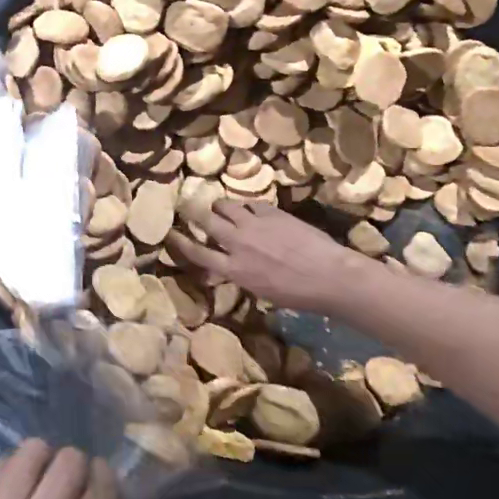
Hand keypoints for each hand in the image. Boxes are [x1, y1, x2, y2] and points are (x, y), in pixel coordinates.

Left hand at [0, 440, 118, 498]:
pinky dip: (8, 470)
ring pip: (32, 451)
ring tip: (35, 478)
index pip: (101, 498)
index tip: (102, 482)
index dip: (108, 481)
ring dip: (42, 459)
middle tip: (69, 479)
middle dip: (77, 465)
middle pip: (70, 463)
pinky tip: (3, 489)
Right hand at [166, 200, 369, 314]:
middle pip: (206, 222)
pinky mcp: (272, 213)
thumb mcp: (260, 290)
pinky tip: (250, 209)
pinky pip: (251, 204)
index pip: (198, 253)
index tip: (170, 233)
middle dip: (193, 212)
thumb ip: (241, 274)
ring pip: (226, 206)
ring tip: (219, 206)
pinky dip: (247, 206)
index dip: (180, 242)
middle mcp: (238, 243)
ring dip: (219, 205)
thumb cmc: (297, 294)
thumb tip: (231, 266)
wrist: (328, 276)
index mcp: (234, 269)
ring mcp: (254, 225)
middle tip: (186, 206)